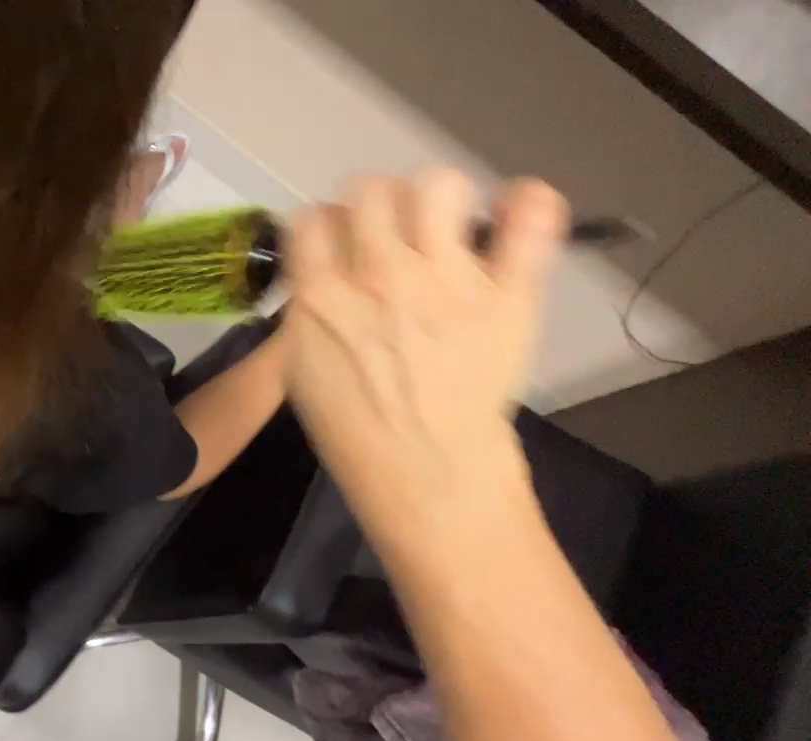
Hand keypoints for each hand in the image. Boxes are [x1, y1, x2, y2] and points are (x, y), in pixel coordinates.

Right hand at [276, 169, 568, 549]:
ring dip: (434, 199)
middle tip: (384, 233)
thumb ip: (310, 314)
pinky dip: (526, 205)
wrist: (419, 462)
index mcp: (320, 298)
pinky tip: (511, 220)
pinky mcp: (509, 289)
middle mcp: (379, 275)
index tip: (331, 244)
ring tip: (439, 227)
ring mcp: (447, 278)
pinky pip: (532, 216)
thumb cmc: (350, 426)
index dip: (321, 226)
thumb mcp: (300, 369)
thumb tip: (324, 278)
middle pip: (371, 190)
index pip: (310, 220)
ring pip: (439, 186)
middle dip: (373, 205)